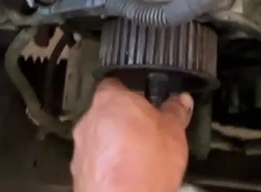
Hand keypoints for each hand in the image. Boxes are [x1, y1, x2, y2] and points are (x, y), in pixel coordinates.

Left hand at [70, 79, 193, 191]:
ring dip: (113, 146)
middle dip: (122, 121)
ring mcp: (81, 148)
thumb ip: (175, 111)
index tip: (141, 101)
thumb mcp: (173, 131)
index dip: (129, 92)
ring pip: (98, 139)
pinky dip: (106, 168)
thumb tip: (181, 101)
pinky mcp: (79, 175)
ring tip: (136, 160)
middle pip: (106, 112)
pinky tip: (124, 176)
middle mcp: (90, 119)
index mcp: (111, 99)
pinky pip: (94, 164)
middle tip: (143, 133)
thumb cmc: (145, 165)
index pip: (114, 83)